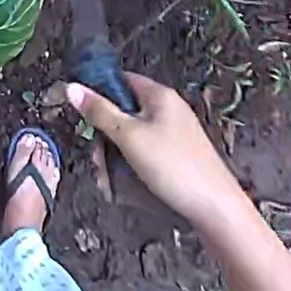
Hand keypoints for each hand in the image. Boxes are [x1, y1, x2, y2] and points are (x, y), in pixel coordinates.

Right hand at [65, 72, 250, 231]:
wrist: (219, 212)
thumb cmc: (175, 167)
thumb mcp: (128, 136)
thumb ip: (99, 111)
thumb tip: (71, 87)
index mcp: (159, 95)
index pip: (120, 78)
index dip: (98, 90)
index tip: (83, 110)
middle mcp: (168, 109)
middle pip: (123, 108)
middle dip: (104, 130)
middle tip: (97, 151)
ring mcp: (175, 133)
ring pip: (131, 132)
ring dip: (114, 149)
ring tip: (107, 171)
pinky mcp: (178, 155)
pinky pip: (145, 149)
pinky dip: (131, 160)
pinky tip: (124, 179)